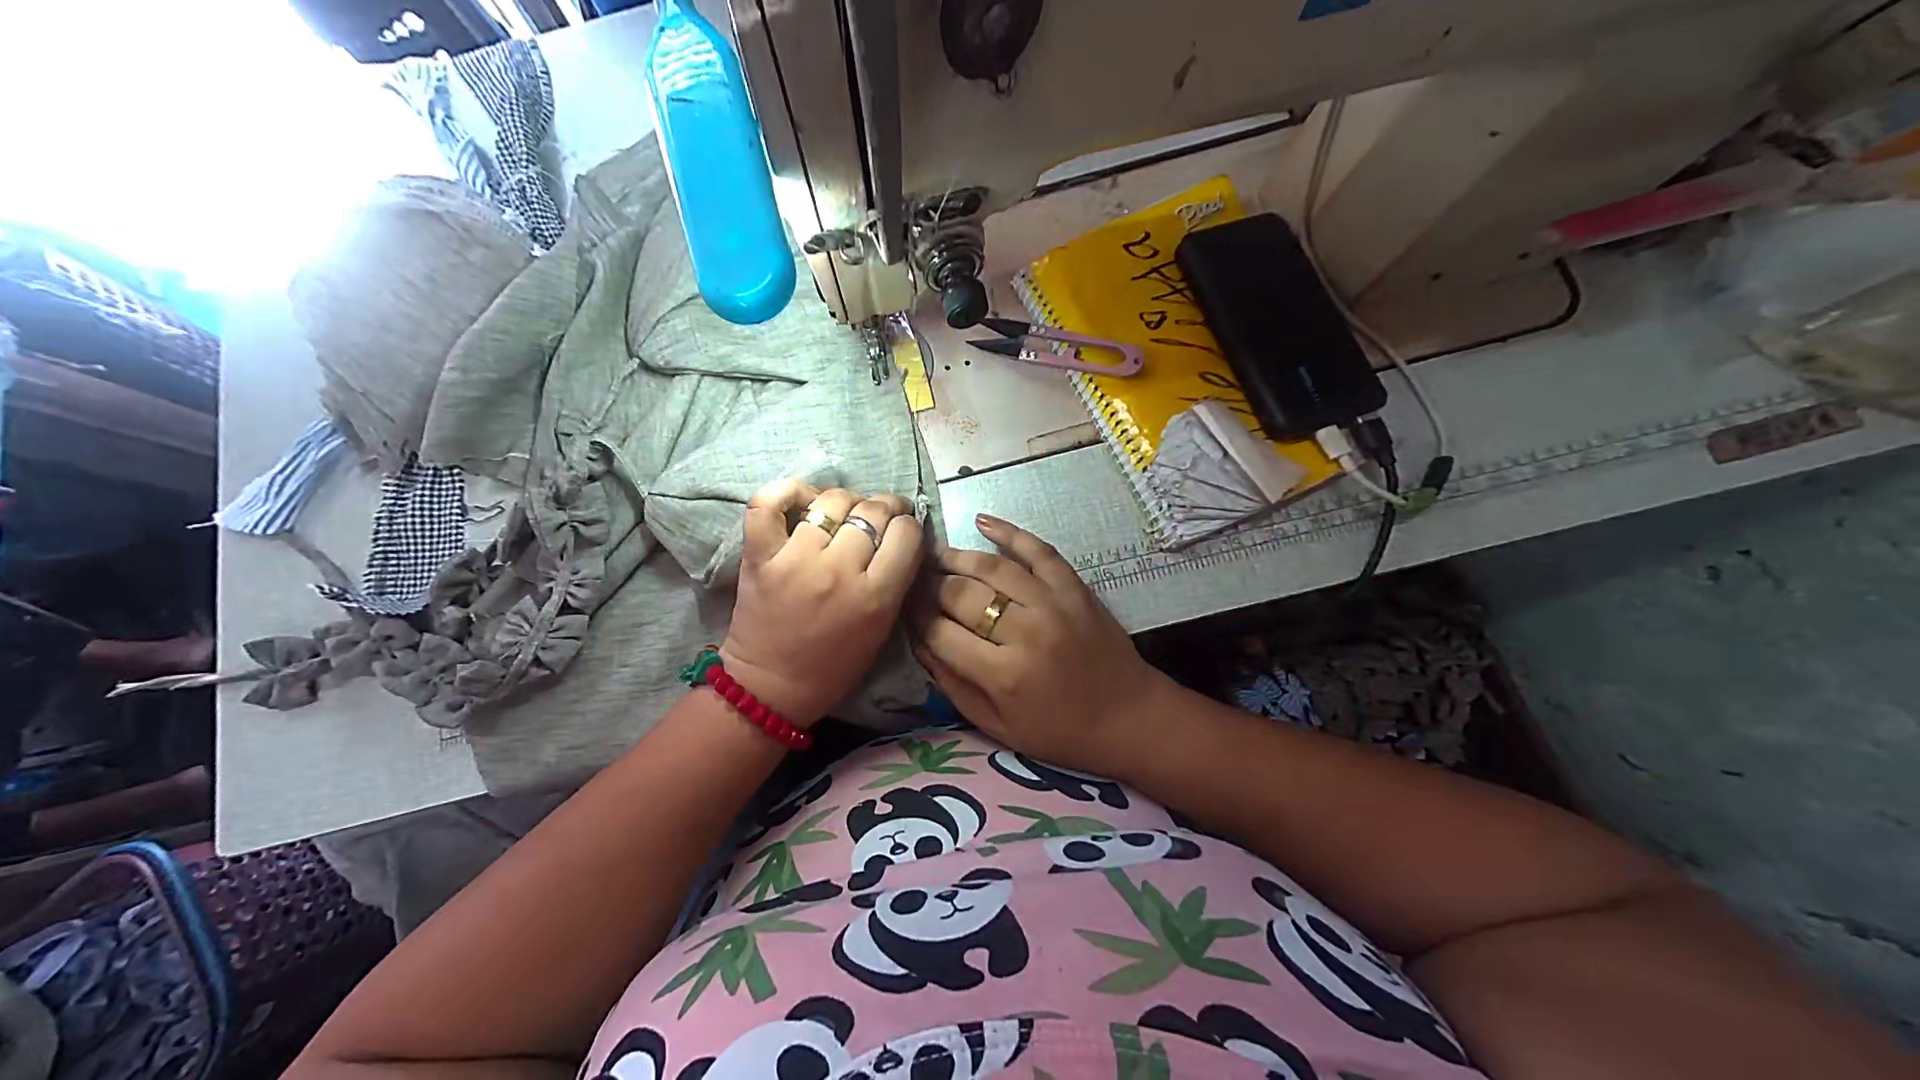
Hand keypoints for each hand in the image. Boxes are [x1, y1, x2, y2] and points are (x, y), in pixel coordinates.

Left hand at [720, 481, 924, 726]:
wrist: (771, 688)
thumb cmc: (834, 666)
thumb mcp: (882, 630)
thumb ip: (895, 583)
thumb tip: (901, 538)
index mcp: (876, 596)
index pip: (906, 532)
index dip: (908, 525)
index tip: (901, 530)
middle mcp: (840, 572)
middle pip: (873, 511)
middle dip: (883, 507)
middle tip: (877, 516)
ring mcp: (797, 560)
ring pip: (831, 500)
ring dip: (843, 499)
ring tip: (841, 511)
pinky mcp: (760, 556)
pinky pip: (768, 503)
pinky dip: (785, 491)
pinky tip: (801, 498)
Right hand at [911, 514, 1172, 773]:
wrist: (1128, 717)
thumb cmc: (1058, 731)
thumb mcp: (997, 727)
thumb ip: (953, 685)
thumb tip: (918, 642)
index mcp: (1003, 675)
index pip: (940, 632)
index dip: (914, 616)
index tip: (901, 605)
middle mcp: (1025, 632)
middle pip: (960, 595)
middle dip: (928, 585)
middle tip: (912, 579)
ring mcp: (1053, 604)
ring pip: (992, 568)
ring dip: (956, 557)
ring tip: (934, 554)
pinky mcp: (1074, 587)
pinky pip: (1038, 550)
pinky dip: (1010, 532)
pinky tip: (982, 522)